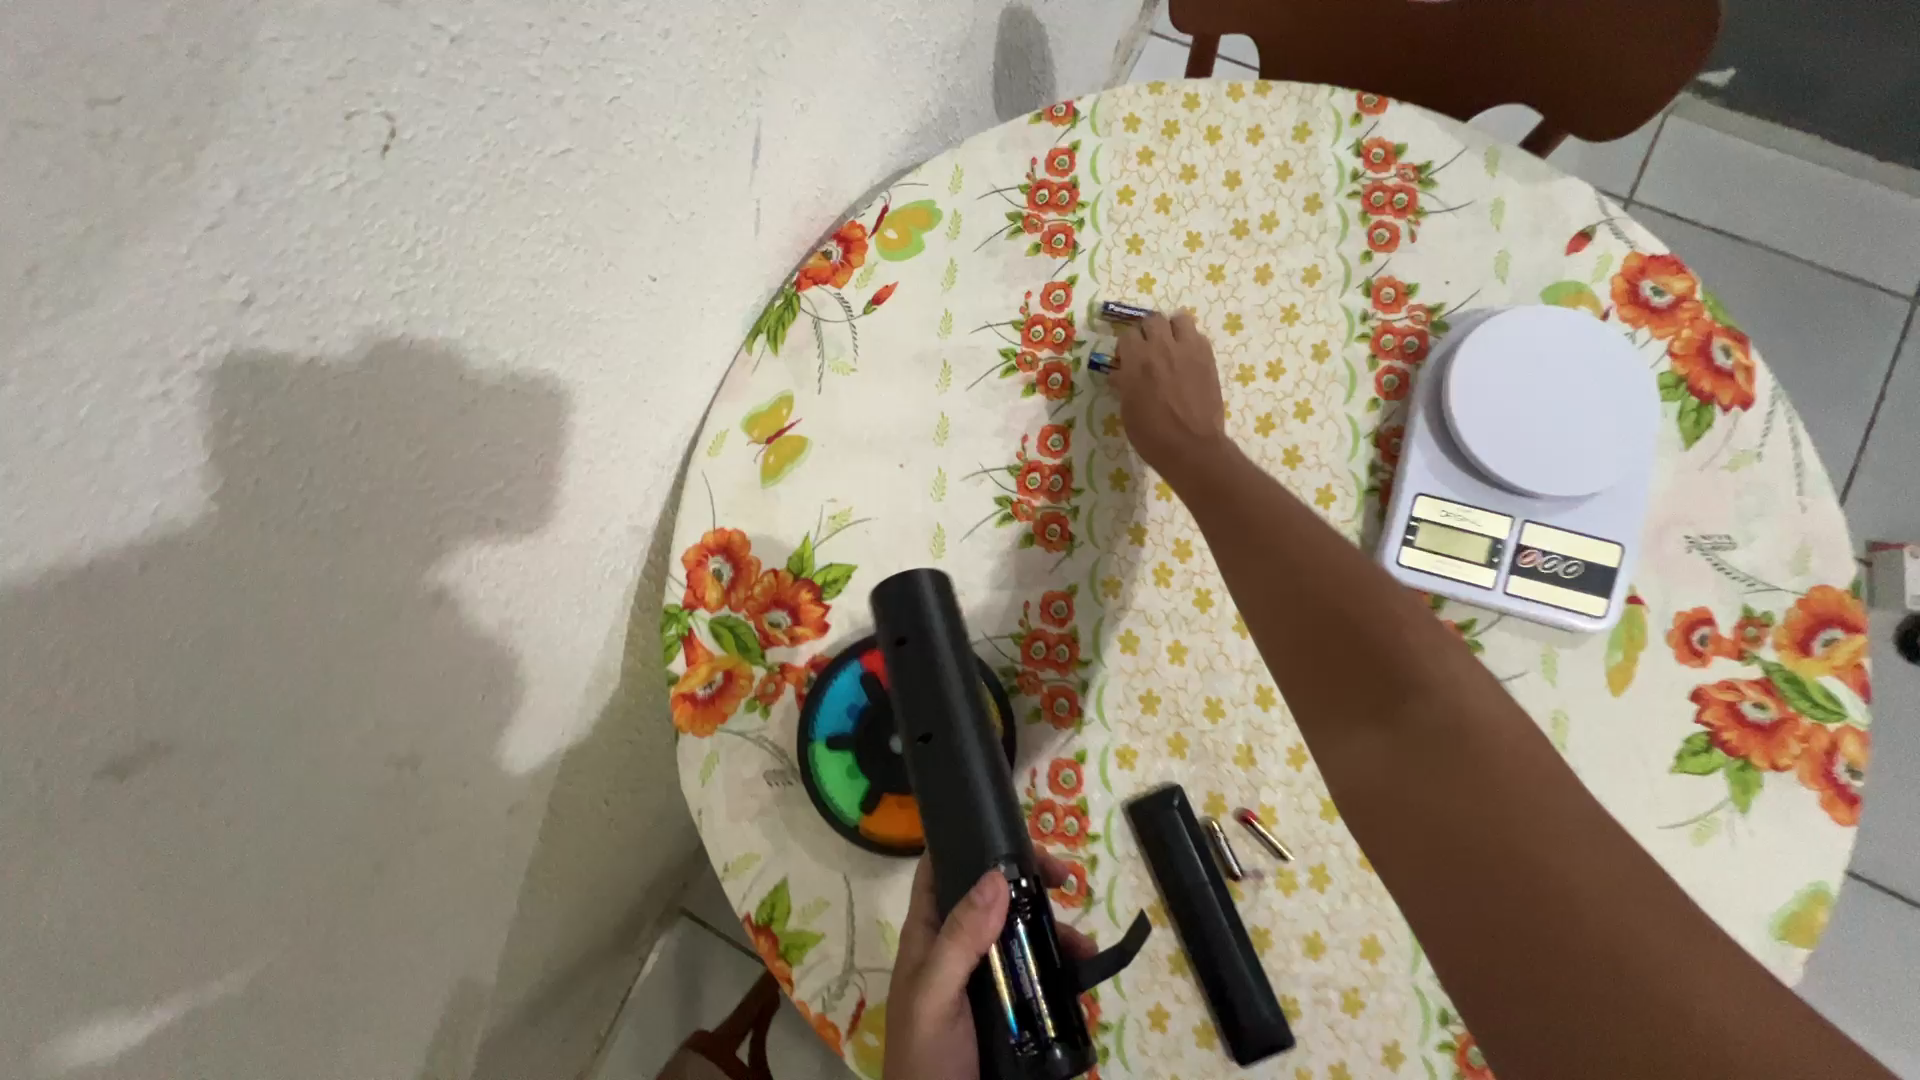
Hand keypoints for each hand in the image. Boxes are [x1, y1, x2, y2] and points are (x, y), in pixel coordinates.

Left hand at [883, 853, 1096, 1079]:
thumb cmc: (925, 1058)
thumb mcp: (934, 995)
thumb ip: (960, 938)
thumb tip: (996, 875)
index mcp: (930, 936)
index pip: (941, 872)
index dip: (969, 844)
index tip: (1011, 833)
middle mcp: (958, 949)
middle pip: (994, 900)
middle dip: (1029, 885)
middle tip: (1066, 879)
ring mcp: (986, 979)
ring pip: (1023, 937)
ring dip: (1055, 932)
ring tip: (1085, 946)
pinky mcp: (1012, 1010)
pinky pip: (1040, 979)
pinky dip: (1063, 973)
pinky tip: (1084, 979)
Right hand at [1112, 310, 1231, 486]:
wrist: (1191, 447)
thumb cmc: (1151, 434)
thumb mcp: (1127, 410)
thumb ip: (1124, 385)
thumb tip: (1120, 374)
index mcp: (1137, 361)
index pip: (1127, 335)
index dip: (1126, 347)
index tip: (1126, 360)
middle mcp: (1162, 348)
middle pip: (1152, 320)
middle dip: (1147, 332)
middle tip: (1148, 350)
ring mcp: (1188, 350)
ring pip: (1180, 319)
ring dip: (1172, 329)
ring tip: (1171, 346)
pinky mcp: (1208, 358)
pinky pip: (1198, 336)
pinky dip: (1190, 342)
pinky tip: (1187, 360)